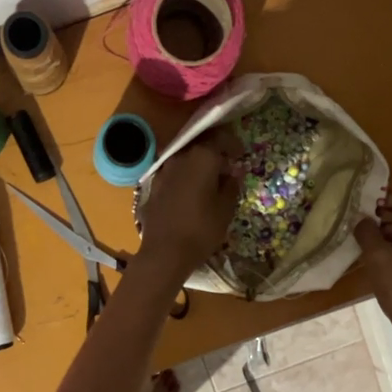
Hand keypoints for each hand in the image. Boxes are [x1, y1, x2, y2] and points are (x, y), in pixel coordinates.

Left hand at [137, 132, 241, 278]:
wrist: (164, 253)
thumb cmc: (201, 229)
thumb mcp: (225, 209)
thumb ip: (231, 186)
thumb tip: (233, 173)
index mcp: (201, 157)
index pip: (220, 138)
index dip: (232, 144)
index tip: (240, 154)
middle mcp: (179, 158)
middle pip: (199, 147)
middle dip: (213, 154)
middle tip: (225, 168)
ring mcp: (162, 172)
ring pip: (184, 161)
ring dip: (196, 167)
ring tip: (207, 182)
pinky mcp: (152, 188)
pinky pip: (172, 176)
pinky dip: (183, 179)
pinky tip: (189, 194)